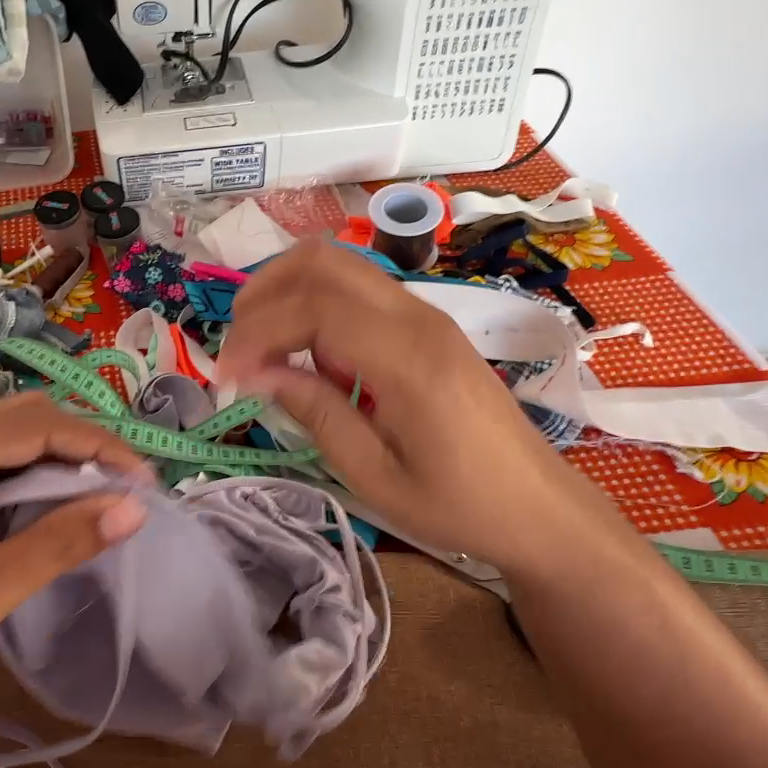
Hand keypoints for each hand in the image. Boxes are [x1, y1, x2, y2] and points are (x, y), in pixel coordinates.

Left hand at [0, 396, 149, 752]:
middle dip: (81, 442)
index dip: (100, 445)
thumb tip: (135, 506)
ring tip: (95, 497)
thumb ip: (60, 542)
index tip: (145, 484)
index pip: (41, 424)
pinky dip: (26, 478)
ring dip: (55, 458)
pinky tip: (43, 509)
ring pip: (4, 440)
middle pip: (23, 418)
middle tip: (124, 487)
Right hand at [218, 242, 580, 568]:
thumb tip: (256, 374)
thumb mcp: (376, 476)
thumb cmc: (460, 505)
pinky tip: (310, 357)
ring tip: (263, 346)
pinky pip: (359, 289)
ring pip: (339, 265)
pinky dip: (317, 304)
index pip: (313, 309)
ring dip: (288, 291)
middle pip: (321, 261)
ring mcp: (425, 314)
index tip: (227, 376)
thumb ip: (316, 413)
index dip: (257, 333)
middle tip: (237, 345)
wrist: (540, 506)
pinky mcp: (427, 323)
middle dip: (263, 291)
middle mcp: (417, 318)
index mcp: (407, 359)